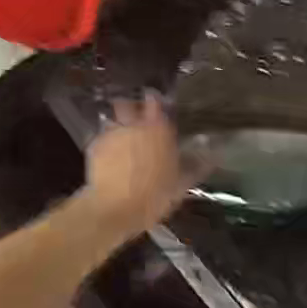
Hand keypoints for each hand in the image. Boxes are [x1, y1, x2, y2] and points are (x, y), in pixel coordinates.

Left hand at [80, 94, 195, 236]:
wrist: (116, 207)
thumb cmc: (155, 196)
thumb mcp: (181, 183)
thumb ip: (196, 164)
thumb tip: (211, 151)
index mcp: (157, 129)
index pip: (154, 101)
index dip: (153, 100)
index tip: (154, 102)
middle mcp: (132, 124)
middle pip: (126, 104)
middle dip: (129, 108)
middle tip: (135, 119)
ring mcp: (111, 133)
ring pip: (112, 119)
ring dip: (117, 125)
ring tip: (121, 138)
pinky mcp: (95, 144)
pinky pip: (101, 136)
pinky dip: (106, 142)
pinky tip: (109, 154)